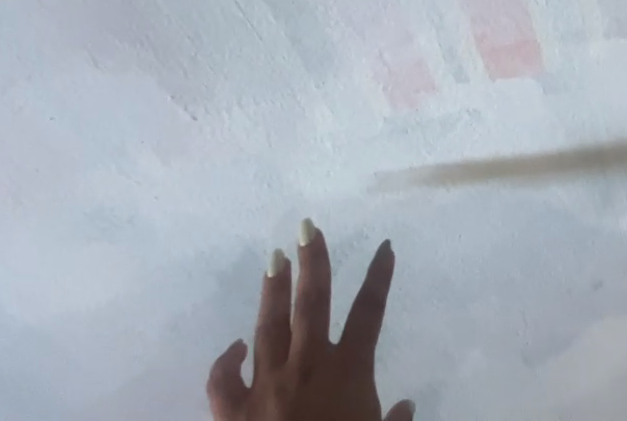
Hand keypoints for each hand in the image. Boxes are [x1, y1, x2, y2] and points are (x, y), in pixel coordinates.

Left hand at [208, 220, 412, 420]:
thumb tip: (404, 407)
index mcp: (348, 371)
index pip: (369, 311)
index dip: (380, 277)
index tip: (385, 246)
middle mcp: (307, 367)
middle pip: (313, 304)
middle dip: (313, 263)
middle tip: (309, 226)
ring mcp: (265, 388)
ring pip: (269, 328)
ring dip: (273, 291)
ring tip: (275, 257)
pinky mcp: (230, 416)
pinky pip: (222, 382)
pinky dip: (226, 359)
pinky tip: (234, 343)